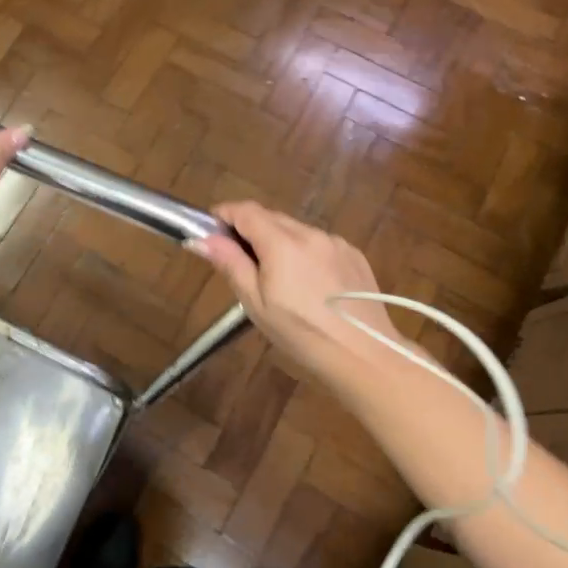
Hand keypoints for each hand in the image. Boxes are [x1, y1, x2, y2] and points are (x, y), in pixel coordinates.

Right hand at [194, 201, 406, 373]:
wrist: (365, 356)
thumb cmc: (300, 334)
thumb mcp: (256, 303)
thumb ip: (230, 264)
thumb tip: (202, 239)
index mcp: (283, 243)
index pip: (246, 211)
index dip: (225, 215)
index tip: (210, 230)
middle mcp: (311, 234)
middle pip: (271, 218)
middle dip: (250, 230)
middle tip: (239, 261)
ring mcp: (336, 243)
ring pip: (296, 230)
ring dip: (279, 242)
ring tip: (277, 279)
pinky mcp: (354, 255)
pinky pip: (319, 244)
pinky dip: (305, 253)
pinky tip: (309, 285)